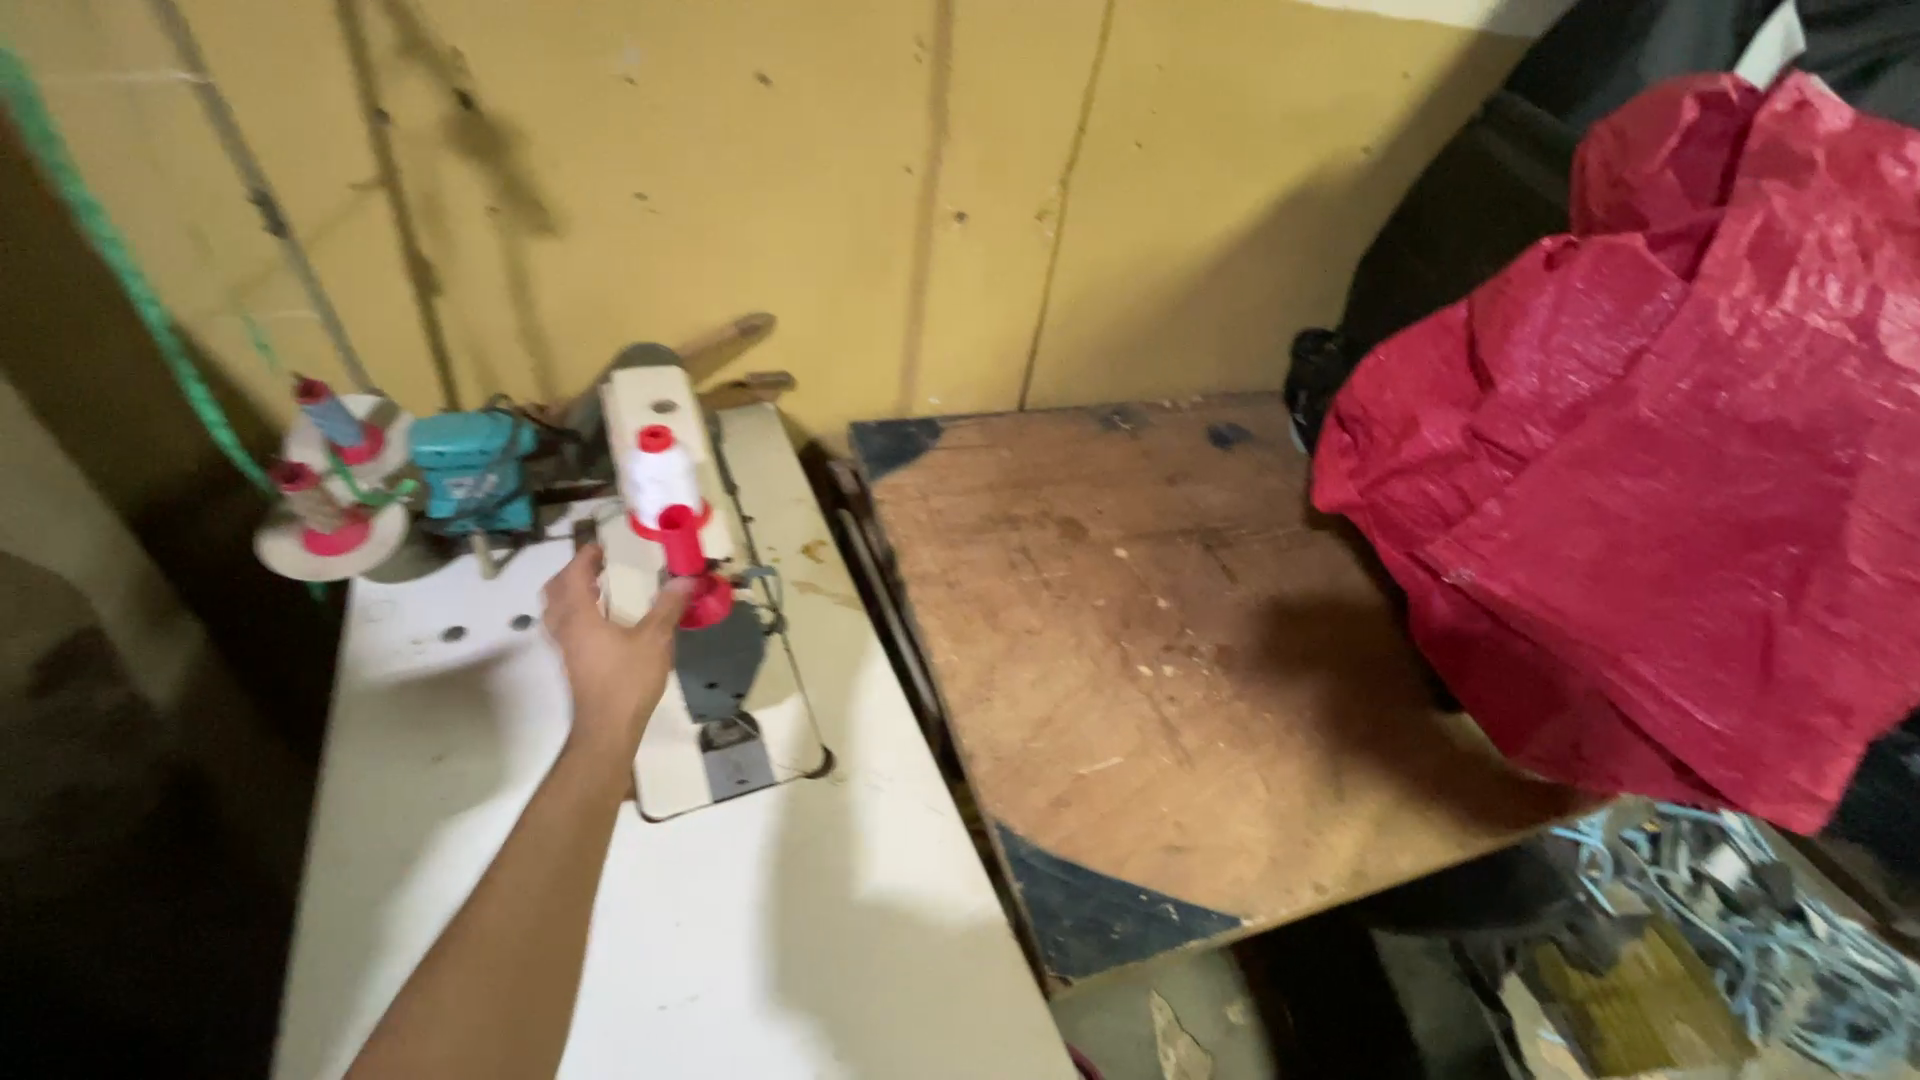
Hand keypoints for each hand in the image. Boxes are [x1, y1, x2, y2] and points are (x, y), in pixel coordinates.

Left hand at [542, 543, 694, 761]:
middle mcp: (565, 629)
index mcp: (579, 617)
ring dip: (570, 594)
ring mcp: (565, 649)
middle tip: (596, 566)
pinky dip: (576, 613)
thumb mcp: (655, 640)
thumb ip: (668, 607)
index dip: (584, 558)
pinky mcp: (572, 664)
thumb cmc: (628, 680)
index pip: (573, 576)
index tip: (601, 546)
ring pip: (555, 612)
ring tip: (598, 589)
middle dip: (571, 574)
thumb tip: (685, 579)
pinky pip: (565, 628)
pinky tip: (602, 621)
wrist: (608, 728)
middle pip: (554, 592)